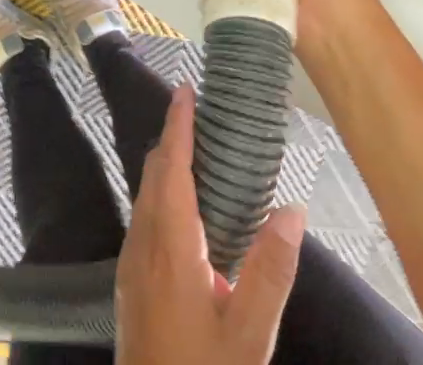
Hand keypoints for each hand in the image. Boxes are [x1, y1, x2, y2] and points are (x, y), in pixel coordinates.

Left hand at [116, 83, 305, 364]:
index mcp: (170, 249)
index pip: (171, 170)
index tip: (185, 90)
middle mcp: (142, 247)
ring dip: (167, 166)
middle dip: (173, 138)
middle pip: (153, 176)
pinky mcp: (130, 283)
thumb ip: (270, 269)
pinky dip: (164, 194)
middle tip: (202, 114)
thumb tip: (292, 208)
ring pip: (146, 197)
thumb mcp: (250, 332)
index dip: (178, 126)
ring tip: (199, 151)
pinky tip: (188, 209)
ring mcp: (131, 265)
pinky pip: (145, 219)